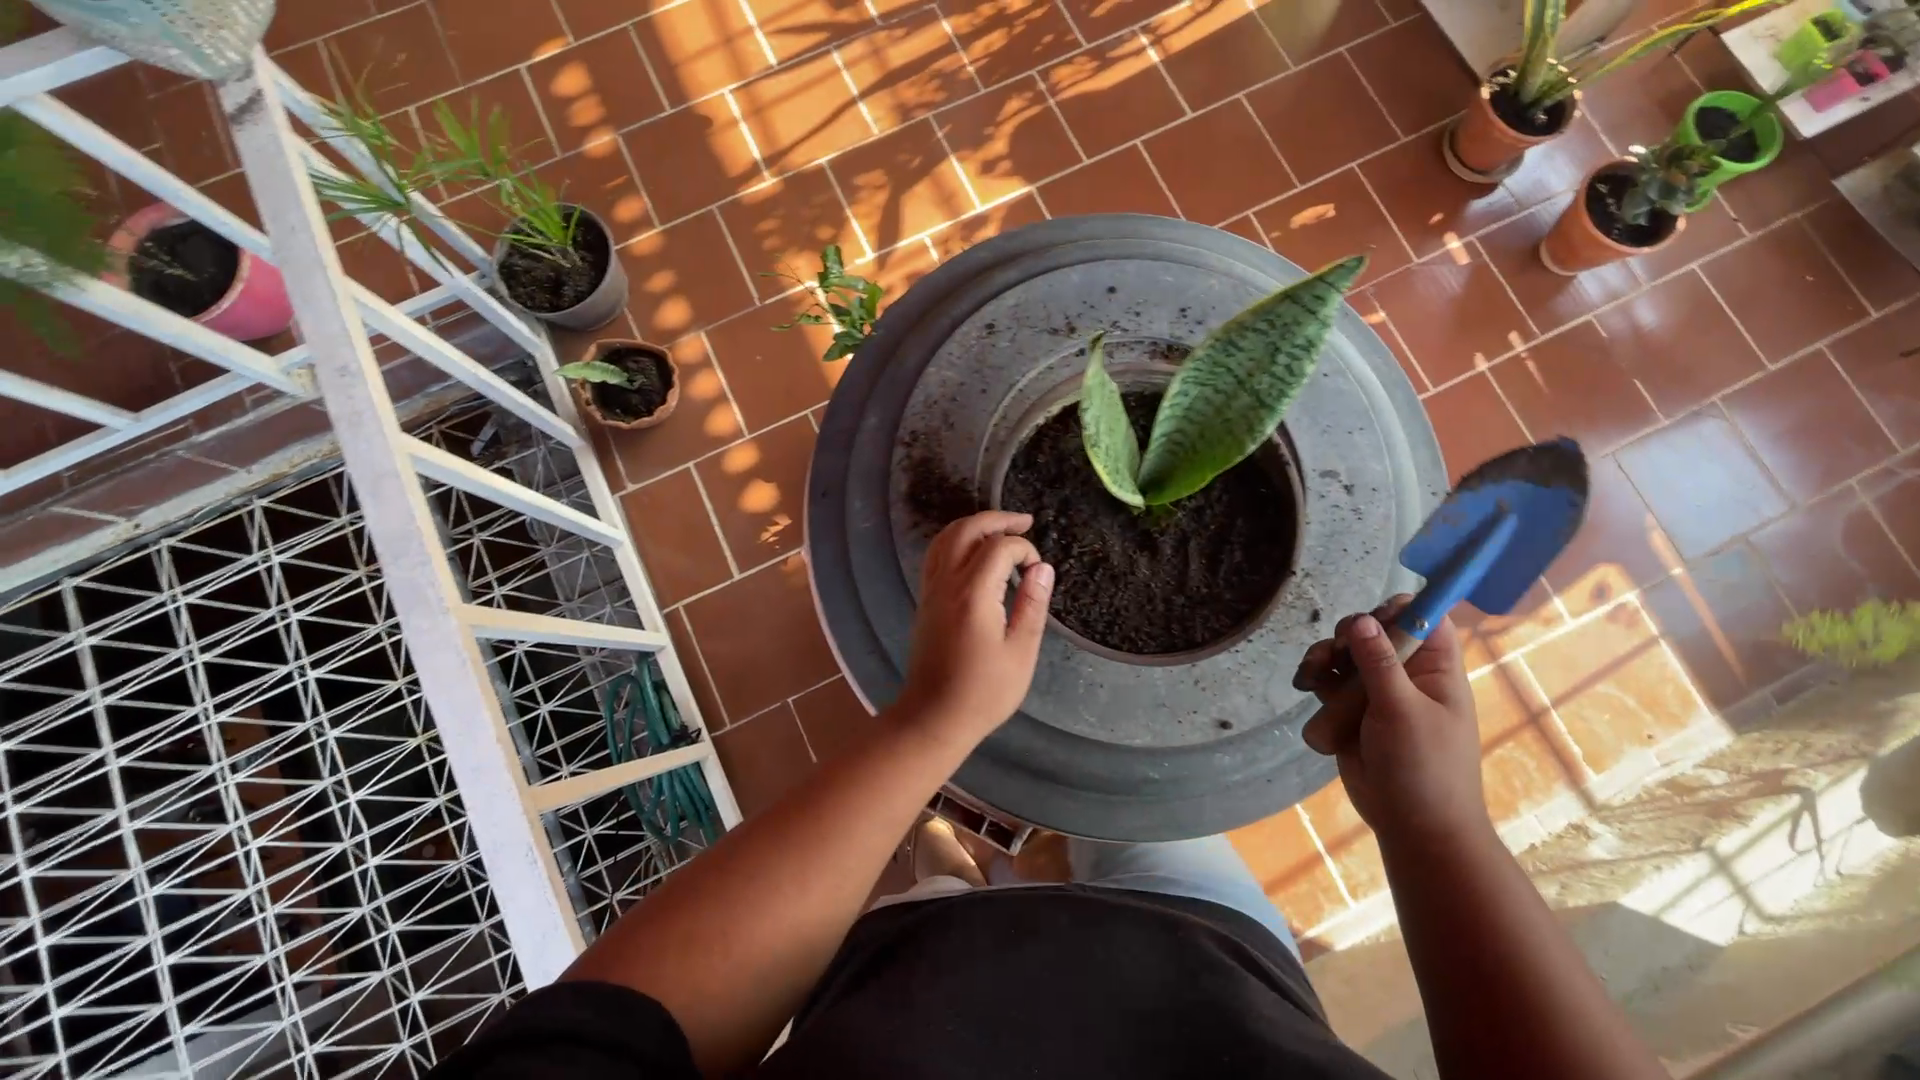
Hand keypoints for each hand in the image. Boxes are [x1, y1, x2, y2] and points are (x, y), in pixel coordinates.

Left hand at [896, 511, 1054, 744]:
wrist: (934, 717)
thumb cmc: (984, 692)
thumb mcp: (1020, 652)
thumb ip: (1031, 605)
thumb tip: (1042, 568)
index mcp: (974, 595)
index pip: (999, 548)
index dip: (1024, 549)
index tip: (1038, 571)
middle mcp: (947, 584)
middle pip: (966, 530)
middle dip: (997, 520)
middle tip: (1024, 521)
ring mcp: (931, 591)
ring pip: (946, 539)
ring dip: (973, 526)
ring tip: (1001, 529)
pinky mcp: (925, 601)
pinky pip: (937, 556)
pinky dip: (956, 542)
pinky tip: (974, 553)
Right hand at [1294, 596, 1490, 848]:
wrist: (1413, 826)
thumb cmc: (1424, 767)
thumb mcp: (1402, 711)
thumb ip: (1379, 663)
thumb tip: (1362, 618)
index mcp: (1436, 670)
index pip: (1424, 619)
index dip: (1398, 609)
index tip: (1370, 618)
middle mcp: (1407, 674)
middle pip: (1374, 631)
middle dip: (1349, 636)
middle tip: (1337, 652)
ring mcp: (1378, 693)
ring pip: (1346, 656)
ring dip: (1325, 657)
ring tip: (1311, 673)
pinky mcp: (1352, 712)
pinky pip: (1330, 683)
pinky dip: (1316, 680)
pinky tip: (1305, 686)